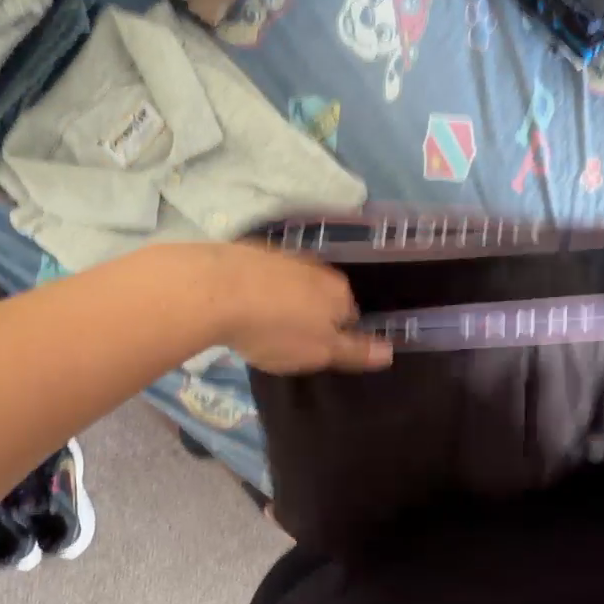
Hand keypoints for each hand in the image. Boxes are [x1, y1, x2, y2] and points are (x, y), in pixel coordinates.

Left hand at [207, 244, 393, 373]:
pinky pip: (264, 276)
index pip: (352, 317)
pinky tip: (242, 306)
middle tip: (289, 341)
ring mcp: (283, 256)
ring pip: (293, 285)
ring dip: (285, 302)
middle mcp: (317, 269)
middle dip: (312, 316)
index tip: (317, 352)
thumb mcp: (320, 352)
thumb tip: (390, 351)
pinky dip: (259, 290)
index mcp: (340, 293)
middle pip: (323, 297)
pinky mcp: (249, 252)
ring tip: (264, 325)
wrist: (213, 290)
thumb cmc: (276, 330)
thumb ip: (355, 352)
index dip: (337, 337)